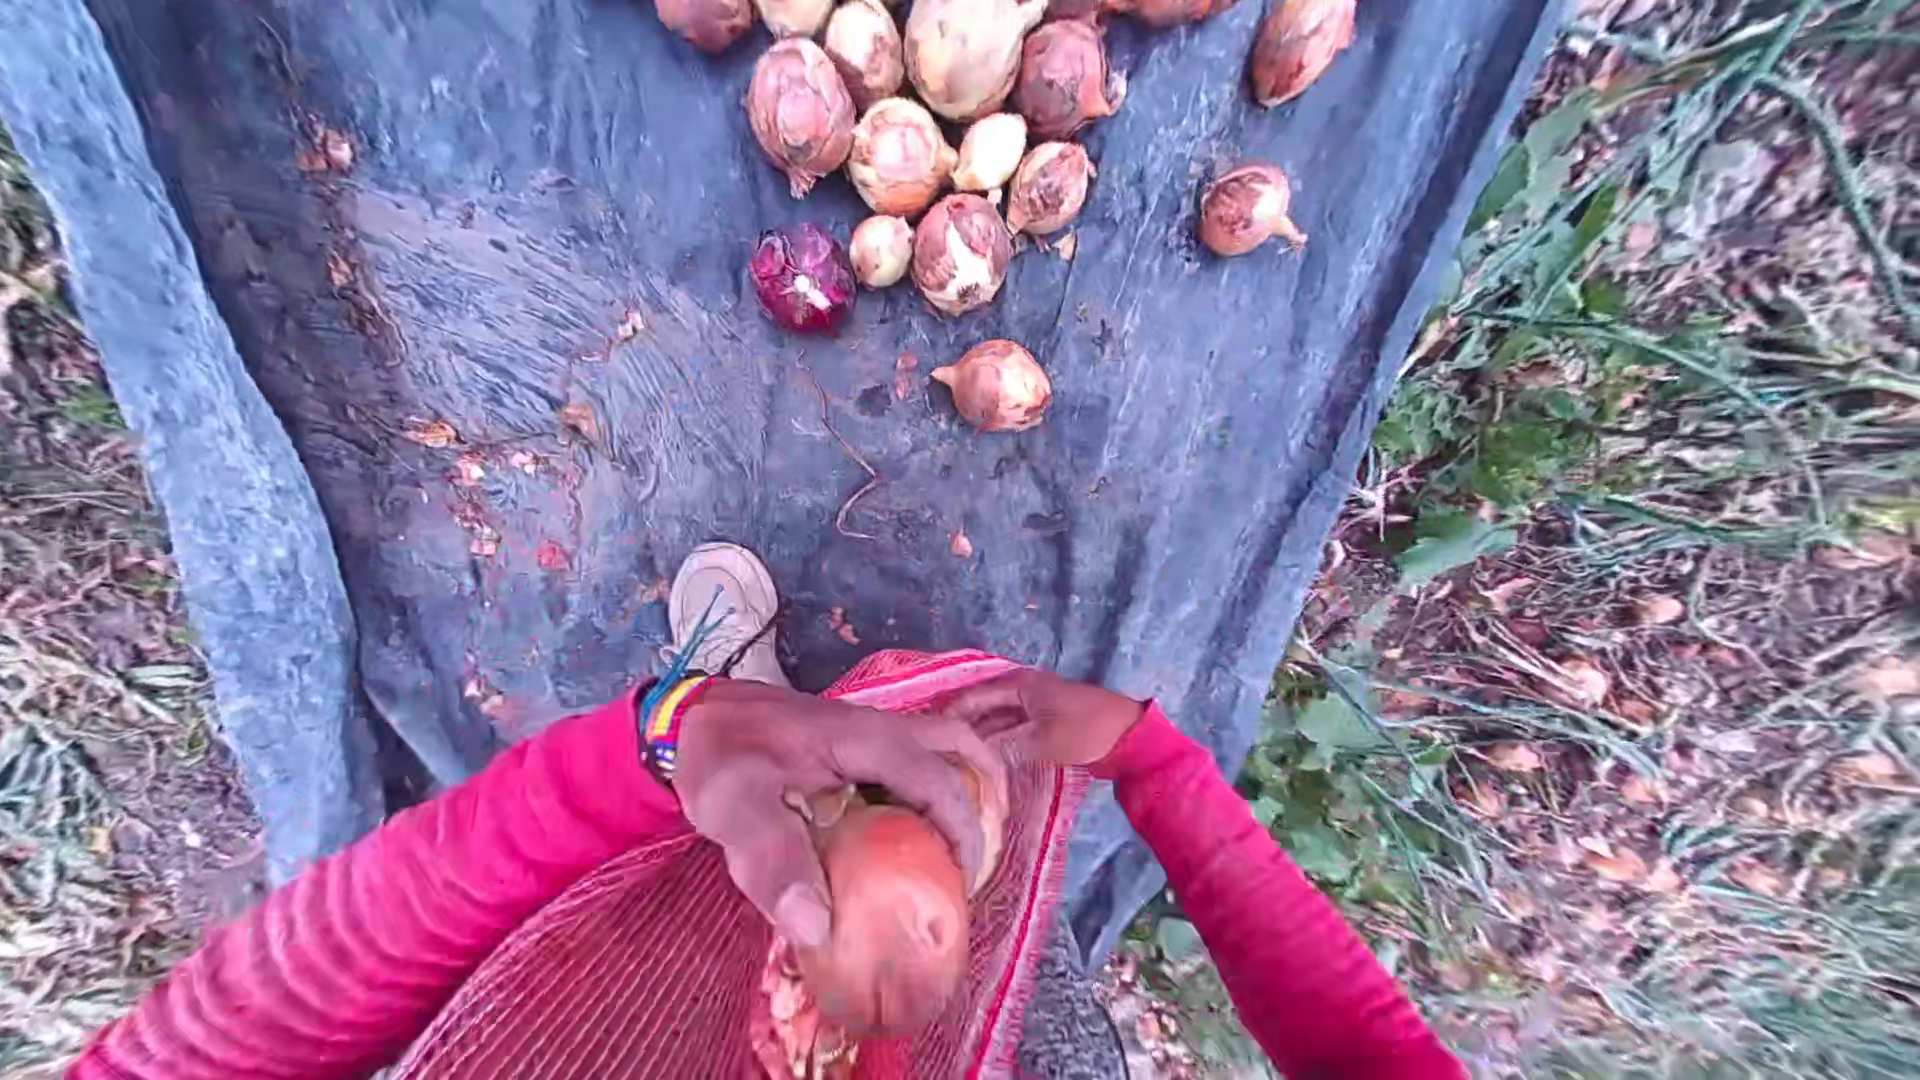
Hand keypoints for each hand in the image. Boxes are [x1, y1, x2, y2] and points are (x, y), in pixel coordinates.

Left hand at [673, 679, 1005, 950]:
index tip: (959, 885)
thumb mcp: (735, 807)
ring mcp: (873, 733)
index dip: (963, 830)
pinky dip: (938, 789)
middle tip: (978, 859)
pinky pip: (919, 760)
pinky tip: (916, 832)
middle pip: (961, 746)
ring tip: (962, 847)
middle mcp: (882, 728)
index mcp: (866, 739)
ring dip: (968, 788)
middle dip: (987, 797)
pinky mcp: (860, 745)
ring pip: (946, 747)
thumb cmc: (722, 755)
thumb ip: (772, 859)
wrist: (700, 716)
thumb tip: (819, 928)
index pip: (939, 777)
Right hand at [941, 669, 1145, 766]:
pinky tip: (985, 758)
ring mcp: (1032, 704)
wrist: (1131, 734)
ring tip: (954, 757)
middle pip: (982, 707)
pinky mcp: (1042, 720)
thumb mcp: (1043, 740)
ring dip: (979, 735)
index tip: (928, 733)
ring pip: (995, 718)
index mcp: (1019, 684)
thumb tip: (972, 754)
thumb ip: (1005, 744)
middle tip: (936, 750)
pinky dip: (997, 740)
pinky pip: (1010, 727)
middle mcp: (1021, 689)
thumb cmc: (1086, 730)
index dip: (951, 713)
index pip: (974, 697)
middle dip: (961, 725)